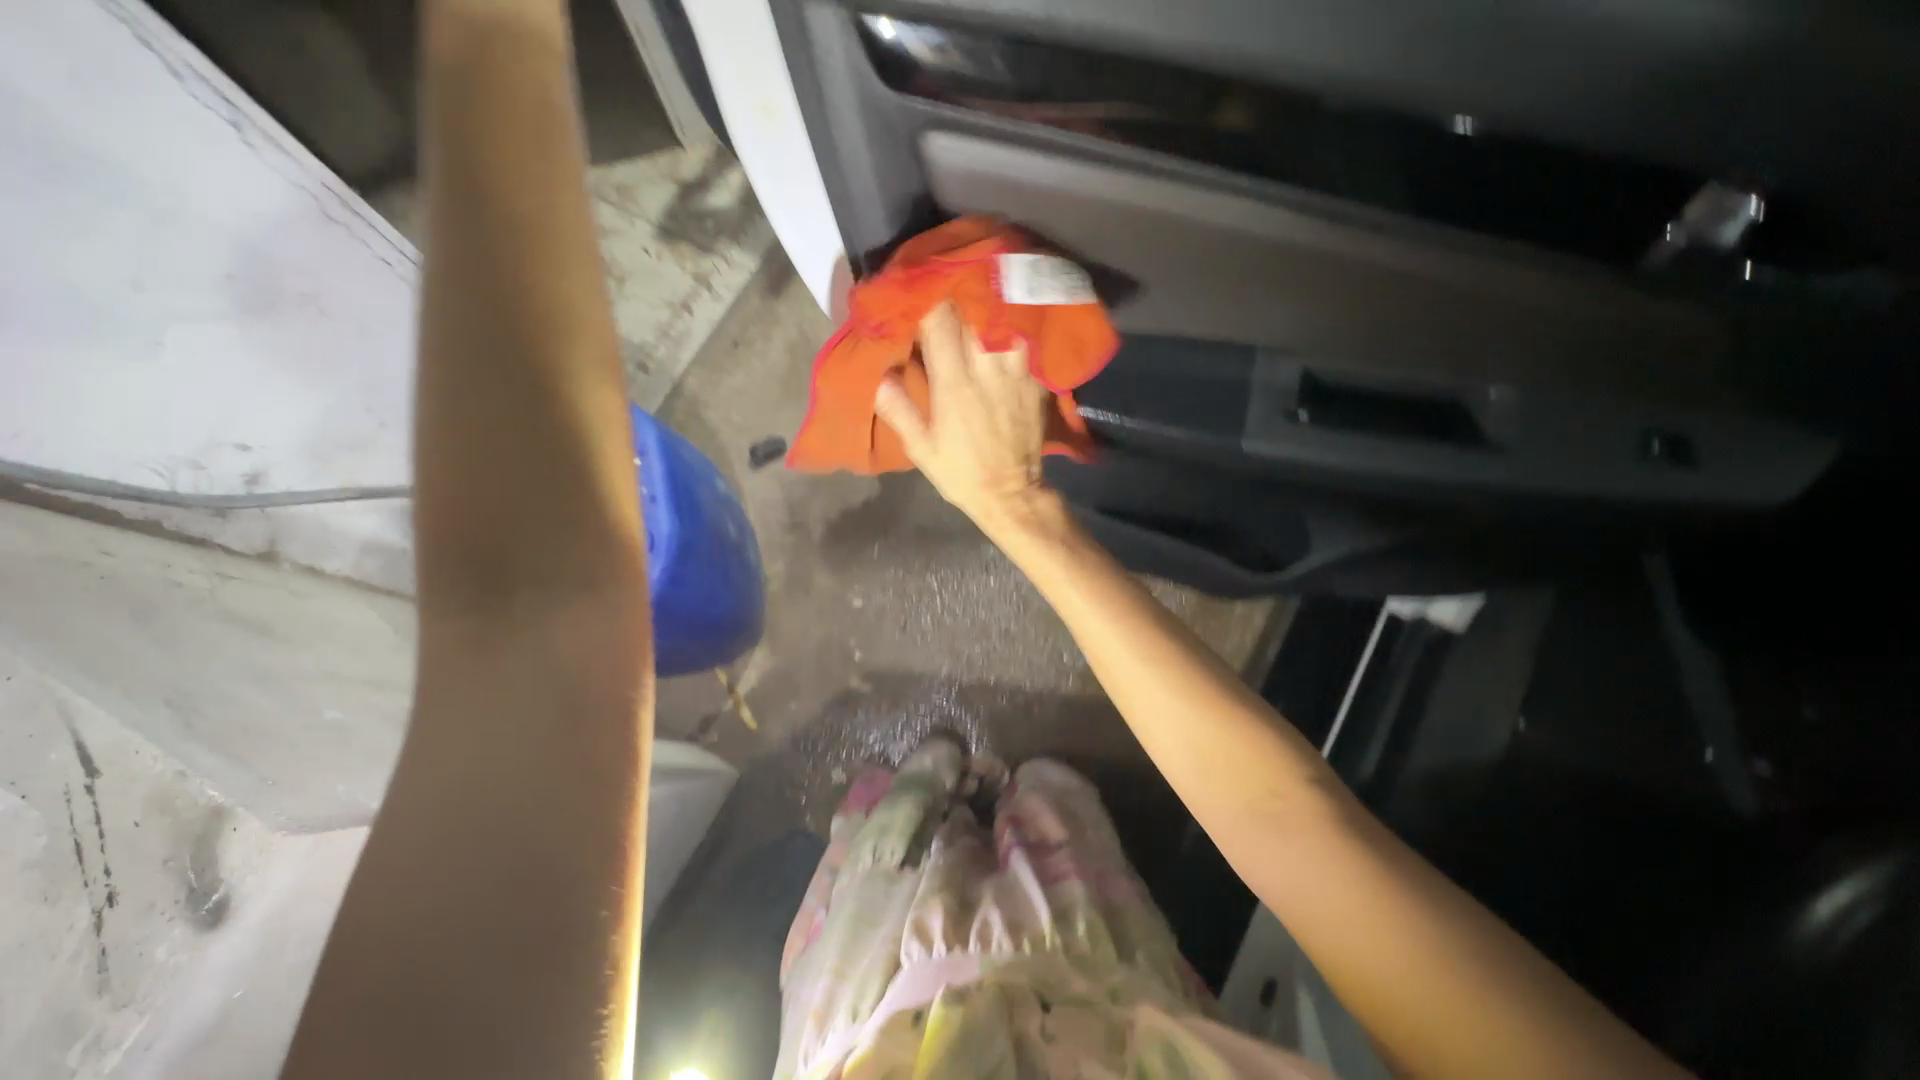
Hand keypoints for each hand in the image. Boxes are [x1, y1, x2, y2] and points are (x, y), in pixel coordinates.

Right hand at [875, 303, 1053, 529]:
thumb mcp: (920, 448)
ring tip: (978, 293)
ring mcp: (1017, 373)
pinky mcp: (1036, 381)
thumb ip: (899, 410)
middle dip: (958, 294)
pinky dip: (1015, 326)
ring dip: (989, 305)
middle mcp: (987, 370)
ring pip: (1005, 319)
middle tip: (946, 283)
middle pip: (974, 312)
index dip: (927, 301)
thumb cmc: (961, 473)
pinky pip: (1027, 340)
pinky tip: (1006, 320)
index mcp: (954, 384)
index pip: (940, 324)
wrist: (1011, 493)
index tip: (916, 290)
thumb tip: (880, 377)